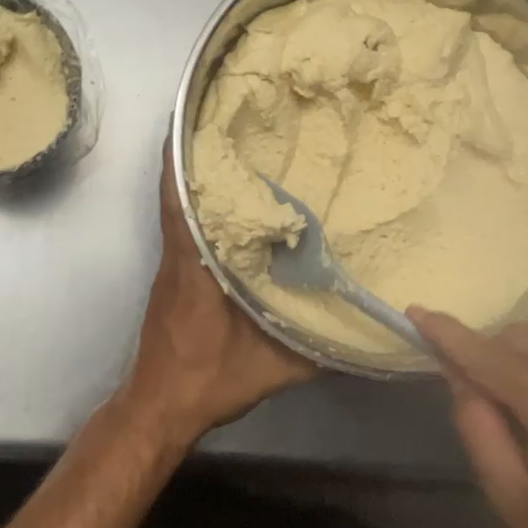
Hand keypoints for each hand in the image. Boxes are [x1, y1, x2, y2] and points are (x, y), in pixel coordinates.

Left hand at [119, 146, 316, 446]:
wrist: (159, 407)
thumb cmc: (206, 383)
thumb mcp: (270, 370)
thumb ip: (318, 350)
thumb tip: (367, 331)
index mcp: (196, 270)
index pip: (182, 203)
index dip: (185, 160)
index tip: (200, 121)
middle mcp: (179, 257)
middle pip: (178, 193)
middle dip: (195, 154)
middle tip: (225, 120)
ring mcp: (173, 265)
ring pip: (178, 207)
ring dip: (195, 176)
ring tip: (230, 146)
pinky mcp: (175, 276)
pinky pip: (183, 226)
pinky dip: (197, 204)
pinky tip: (229, 200)